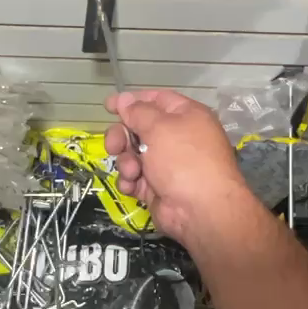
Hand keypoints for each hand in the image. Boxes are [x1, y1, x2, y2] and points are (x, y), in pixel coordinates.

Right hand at [103, 90, 256, 244]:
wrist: (199, 209)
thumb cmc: (183, 159)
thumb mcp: (160, 128)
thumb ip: (138, 112)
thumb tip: (124, 99)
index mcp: (184, 116)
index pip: (155, 100)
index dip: (131, 102)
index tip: (109, 106)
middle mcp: (176, 138)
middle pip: (139, 129)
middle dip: (122, 136)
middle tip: (113, 145)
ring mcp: (166, 164)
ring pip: (133, 155)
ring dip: (126, 162)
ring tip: (132, 171)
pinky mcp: (156, 187)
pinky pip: (135, 178)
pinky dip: (130, 181)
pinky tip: (132, 186)